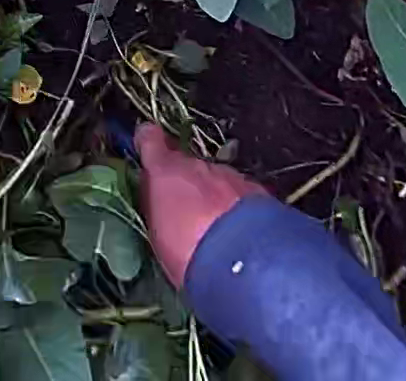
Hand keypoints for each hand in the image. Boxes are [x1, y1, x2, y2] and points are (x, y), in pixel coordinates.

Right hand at [135, 123, 266, 288]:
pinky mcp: (258, 191)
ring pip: (216, 179)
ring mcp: (229, 175)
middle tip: (188, 211)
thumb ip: (156, 204)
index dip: (149, 141)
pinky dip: (239, 208)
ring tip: (219, 231)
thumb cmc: (188, 253)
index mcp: (165, 171)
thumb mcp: (157, 234)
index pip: (150, 138)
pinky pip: (241, 194)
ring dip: (214, 196)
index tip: (147, 147)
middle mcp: (196, 165)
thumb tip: (156, 193)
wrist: (246, 266)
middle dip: (186, 181)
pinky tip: (243, 234)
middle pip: (187, 164)